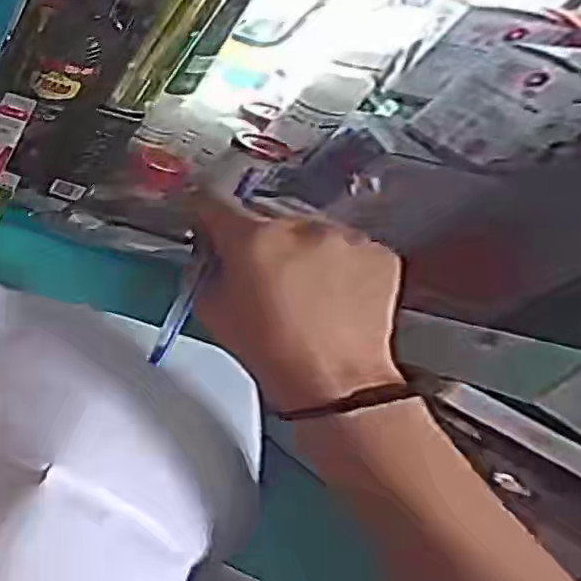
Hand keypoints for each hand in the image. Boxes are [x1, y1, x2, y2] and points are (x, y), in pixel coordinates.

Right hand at [188, 192, 404, 413]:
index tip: (204, 218)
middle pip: (264, 215)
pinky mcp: (377, 252)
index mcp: (251, 237)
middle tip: (255, 267)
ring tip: (297, 282)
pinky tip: (327, 288)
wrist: (333, 379)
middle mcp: (300, 227)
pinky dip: (333, 258)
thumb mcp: (210, 303)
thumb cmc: (268, 345)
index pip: (214, 202)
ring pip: (306, 227)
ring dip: (297, 245)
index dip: (204, 211)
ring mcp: (343, 237)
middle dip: (255, 235)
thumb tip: (211, 248)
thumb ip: (207, 264)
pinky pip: (343, 243)